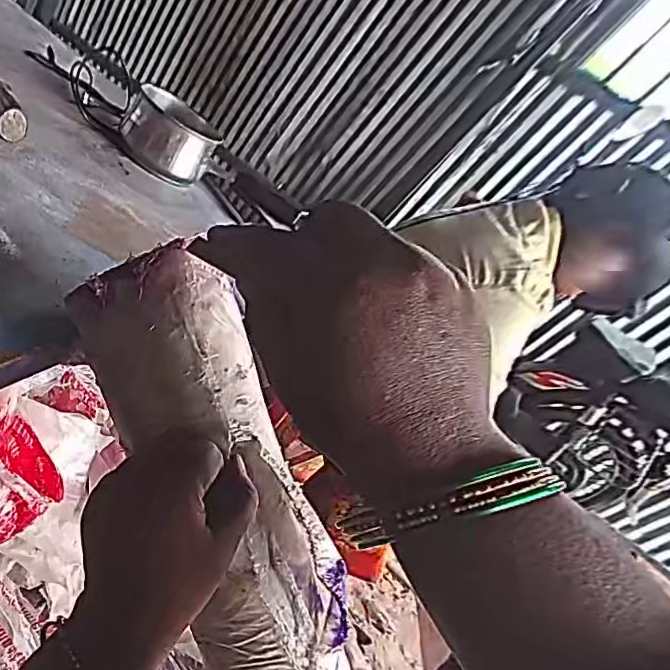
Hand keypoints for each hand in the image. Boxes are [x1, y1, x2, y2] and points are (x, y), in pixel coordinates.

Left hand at [73, 431, 254, 656]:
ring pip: (149, 458)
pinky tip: (149, 522)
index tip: (220, 495)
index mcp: (173, 482)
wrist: (121, 615)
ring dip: (166, 473)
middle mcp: (138, 474)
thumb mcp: (222, 547)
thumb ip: (238, 498)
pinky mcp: (98, 498)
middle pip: (174, 444)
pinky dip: (142, 487)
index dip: (219, 469)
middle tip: (201, 504)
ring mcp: (113, 484)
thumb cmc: (176, 588)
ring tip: (175, 516)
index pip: (206, 446)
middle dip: (192, 464)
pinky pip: (127, 477)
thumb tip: (237, 467)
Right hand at [192, 202, 516, 501]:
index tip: (217, 247)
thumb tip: (250, 278)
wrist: (426, 450)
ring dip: (337, 257)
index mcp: (332, 288)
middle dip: (294, 236)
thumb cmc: (353, 422)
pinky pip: (402, 261)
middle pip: (326, 218)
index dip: (233, 244)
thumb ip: (264, 311)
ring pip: (368, 236)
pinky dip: (374, 276)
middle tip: (275, 264)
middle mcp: (385, 266)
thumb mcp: (284, 368)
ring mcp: (426, 273)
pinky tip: (365, 313)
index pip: (268, 245)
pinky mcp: (452, 287)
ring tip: (324, 297)